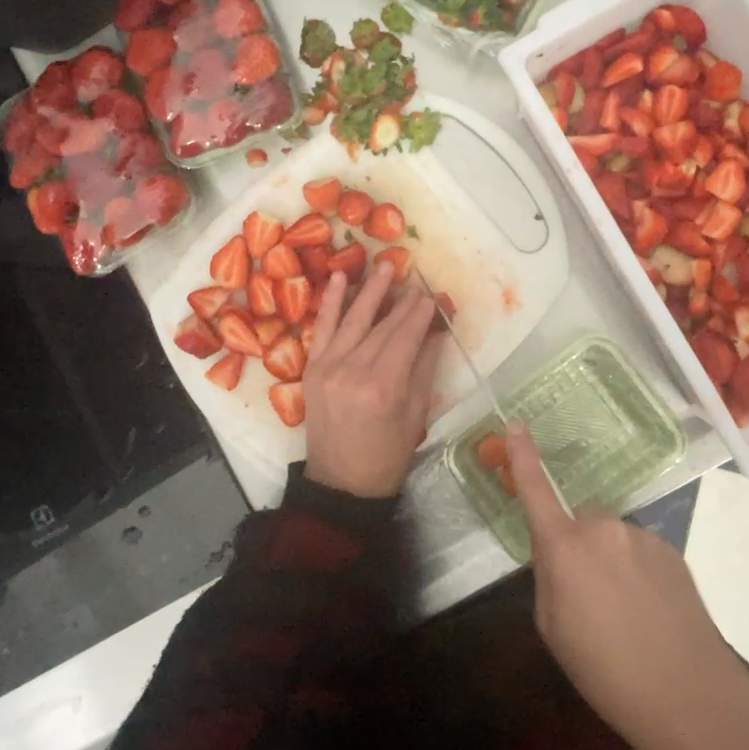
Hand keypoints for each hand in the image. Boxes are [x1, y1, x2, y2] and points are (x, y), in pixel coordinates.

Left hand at [300, 263, 441, 498]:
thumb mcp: (416, 413)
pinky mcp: (311, 369)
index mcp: (384, 386)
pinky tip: (340, 277)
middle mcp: (353, 370)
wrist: (342, 483)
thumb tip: (437, 328)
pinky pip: (322, 329)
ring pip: (354, 320)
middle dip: (403, 302)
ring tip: (385, 266)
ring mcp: (327, 367)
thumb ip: (425, 365)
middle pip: (383, 326)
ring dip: (370, 291)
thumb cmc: (388, 455)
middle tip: (418, 281)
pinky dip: (330, 302)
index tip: (435, 296)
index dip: (422, 314)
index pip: (406, 336)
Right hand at [505, 425, 748, 749]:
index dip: (524, 457)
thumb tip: (558, 557)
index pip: (536, 490)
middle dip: (575, 545)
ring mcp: (641, 536)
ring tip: (623, 614)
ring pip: (611, 539)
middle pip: (579, 523)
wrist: (686, 692)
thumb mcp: (553, 628)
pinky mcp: (671, 550)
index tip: (515, 423)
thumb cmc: (603, 669)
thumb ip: (549, 578)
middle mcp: (602, 528)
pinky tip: (649, 611)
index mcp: (565, 547)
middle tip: (584, 596)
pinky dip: (637, 572)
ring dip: (609, 561)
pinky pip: (639, 551)